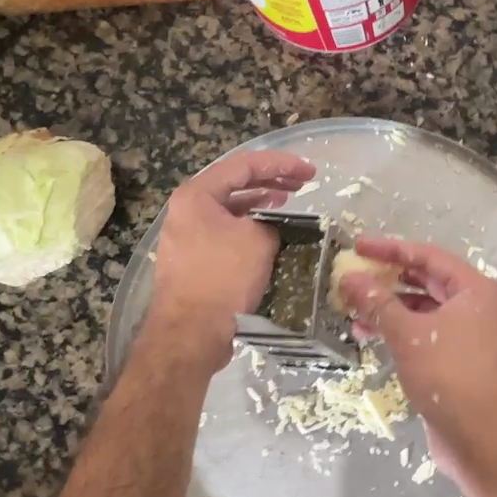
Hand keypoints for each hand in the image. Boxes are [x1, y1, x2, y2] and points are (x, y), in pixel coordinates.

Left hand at [149, 151, 315, 363]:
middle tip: (303, 183)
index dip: (281, 164)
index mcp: (196, 195)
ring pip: (229, 209)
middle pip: (234, 184)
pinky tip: (268, 234)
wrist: (190, 332)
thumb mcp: (258, 240)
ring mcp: (187, 236)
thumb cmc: (223, 278)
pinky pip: (225, 232)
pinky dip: (249, 227)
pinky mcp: (193, 260)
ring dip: (260, 203)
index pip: (244, 165)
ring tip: (287, 202)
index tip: (310, 172)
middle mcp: (186, 210)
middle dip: (271, 180)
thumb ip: (271, 222)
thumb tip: (273, 227)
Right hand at [338, 236, 496, 482]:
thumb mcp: (408, 334)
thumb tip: (349, 278)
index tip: (359, 246)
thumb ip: (378, 302)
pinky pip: (424, 331)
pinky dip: (398, 329)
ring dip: (388, 308)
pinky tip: (368, 334)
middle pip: (426, 280)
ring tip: (351, 311)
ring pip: (422, 308)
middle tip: (353, 276)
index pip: (428, 256)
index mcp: (475, 290)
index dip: (391, 249)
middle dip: (387, 280)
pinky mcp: (456, 357)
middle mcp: (476, 306)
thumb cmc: (448, 376)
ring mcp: (468, 333)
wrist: (478, 436)